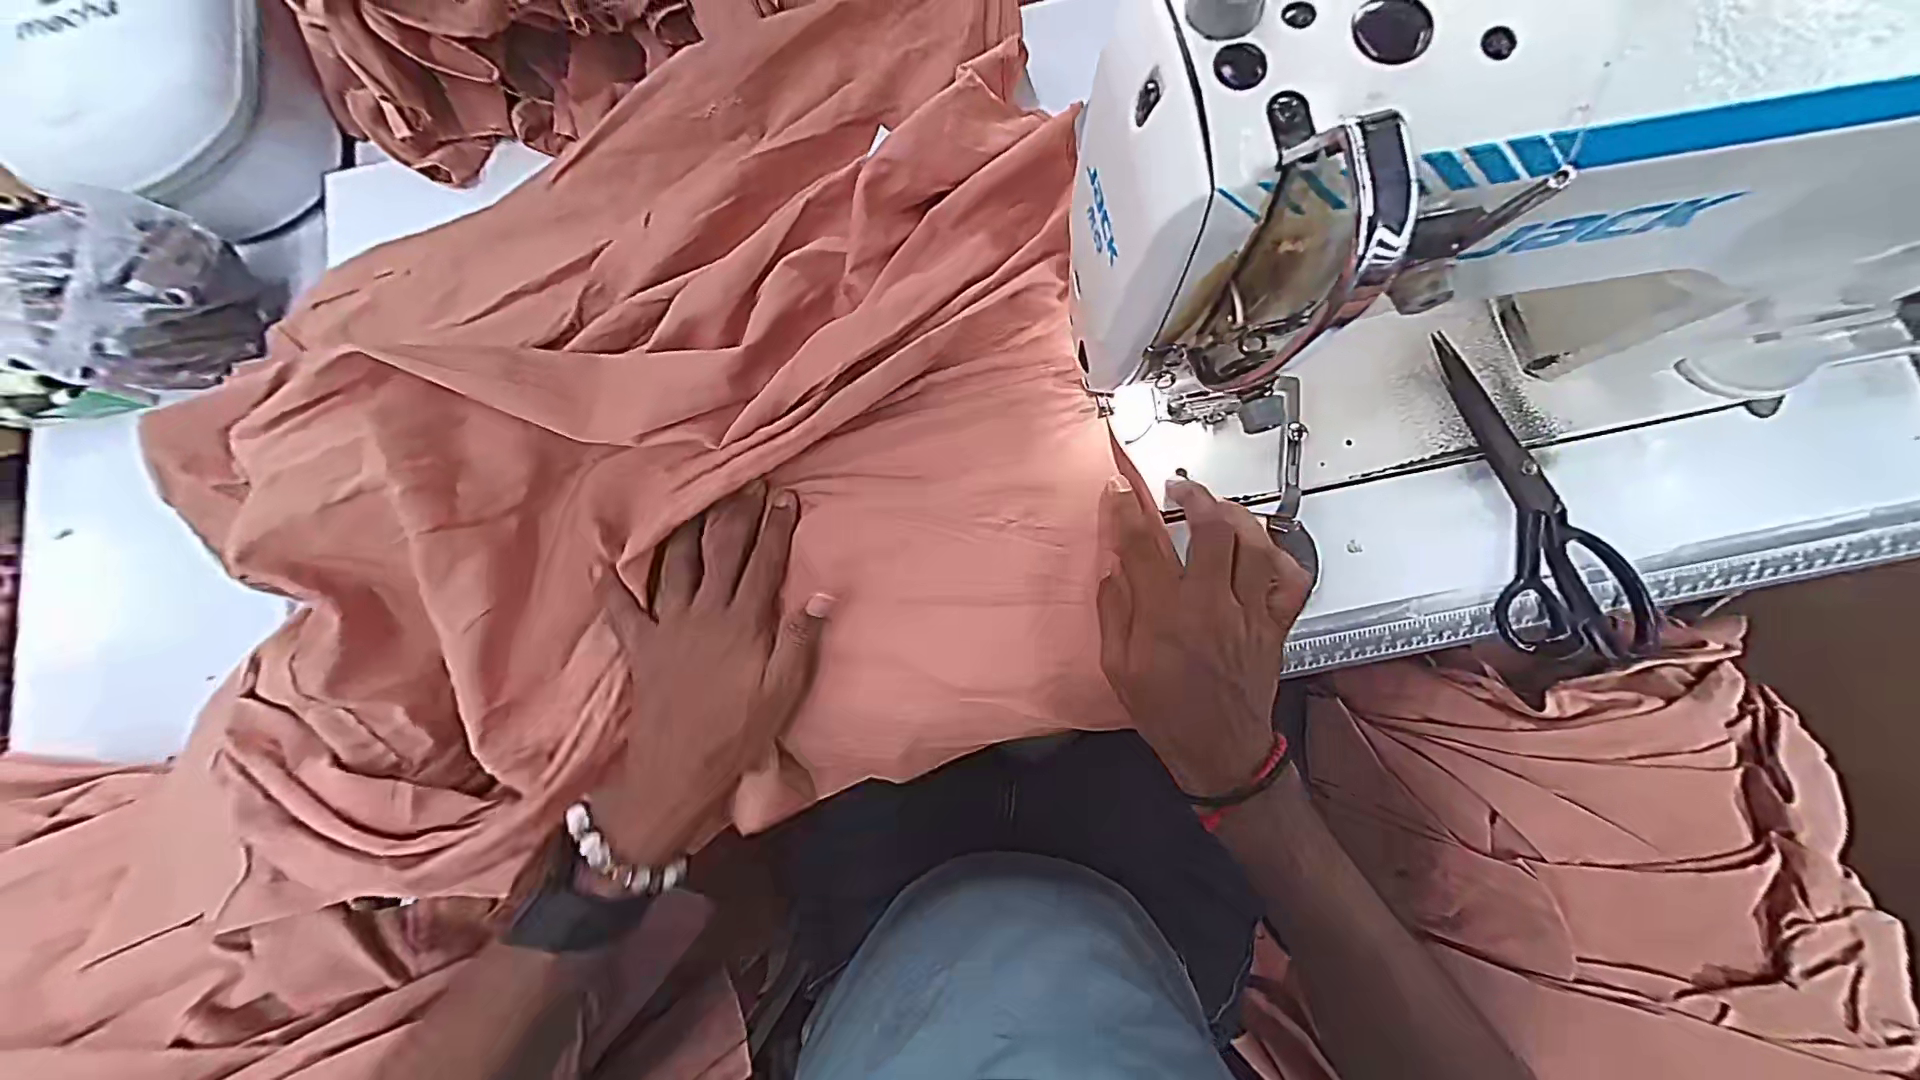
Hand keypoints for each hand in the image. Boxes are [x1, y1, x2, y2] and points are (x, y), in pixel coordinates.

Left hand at [590, 481, 831, 867]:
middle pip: (722, 552)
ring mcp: (667, 626)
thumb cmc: (739, 728)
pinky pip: (623, 611)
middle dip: (737, 514)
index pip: (764, 563)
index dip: (776, 528)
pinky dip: (612, 588)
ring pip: (676, 565)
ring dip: (687, 530)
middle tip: (747, 483)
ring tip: (696, 500)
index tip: (785, 497)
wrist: (679, 768)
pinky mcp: (641, 646)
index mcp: (742, 621)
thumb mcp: (783, 688)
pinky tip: (604, 566)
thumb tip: (823, 593)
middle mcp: (704, 612)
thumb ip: (800, 638)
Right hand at [1096, 474, 1311, 796]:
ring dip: (1233, 514)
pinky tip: (1260, 546)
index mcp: (1165, 616)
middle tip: (1178, 487)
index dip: (1127, 510)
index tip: (1119, 489)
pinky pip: (1289, 580)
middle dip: (1192, 496)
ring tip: (1215, 505)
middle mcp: (1210, 607)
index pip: (1142, 546)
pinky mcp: (1274, 626)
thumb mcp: (1118, 666)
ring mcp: (1248, 614)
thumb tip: (1113, 569)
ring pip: (1253, 545)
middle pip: (1210, 531)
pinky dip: (1278, 554)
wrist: (1219, 750)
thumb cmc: (1166, 712)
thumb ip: (1113, 612)